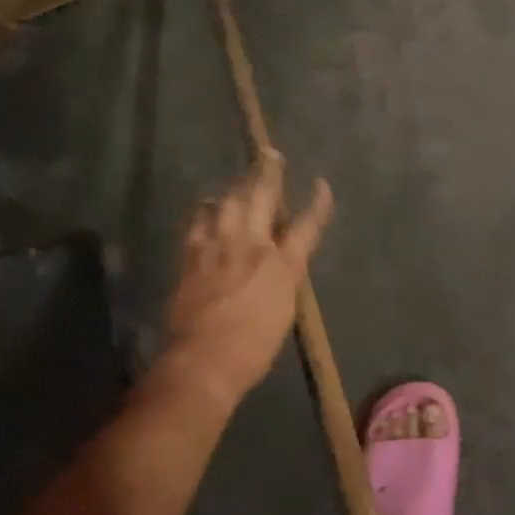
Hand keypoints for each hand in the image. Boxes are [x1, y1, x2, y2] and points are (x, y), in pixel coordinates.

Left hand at [158, 151, 333, 407]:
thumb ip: (283, 278)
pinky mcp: (193, 257)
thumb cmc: (252, 348)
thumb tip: (281, 260)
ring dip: (236, 187)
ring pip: (229, 203)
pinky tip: (207, 206)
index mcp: (283, 265)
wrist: (205, 360)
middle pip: (263, 198)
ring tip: (239, 179)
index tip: (321, 183)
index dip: (317, 203)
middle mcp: (253, 247)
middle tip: (270, 154)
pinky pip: (199, 223)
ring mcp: (220, 248)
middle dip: (270, 173)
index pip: (306, 226)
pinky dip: (206, 212)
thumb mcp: (282, 312)